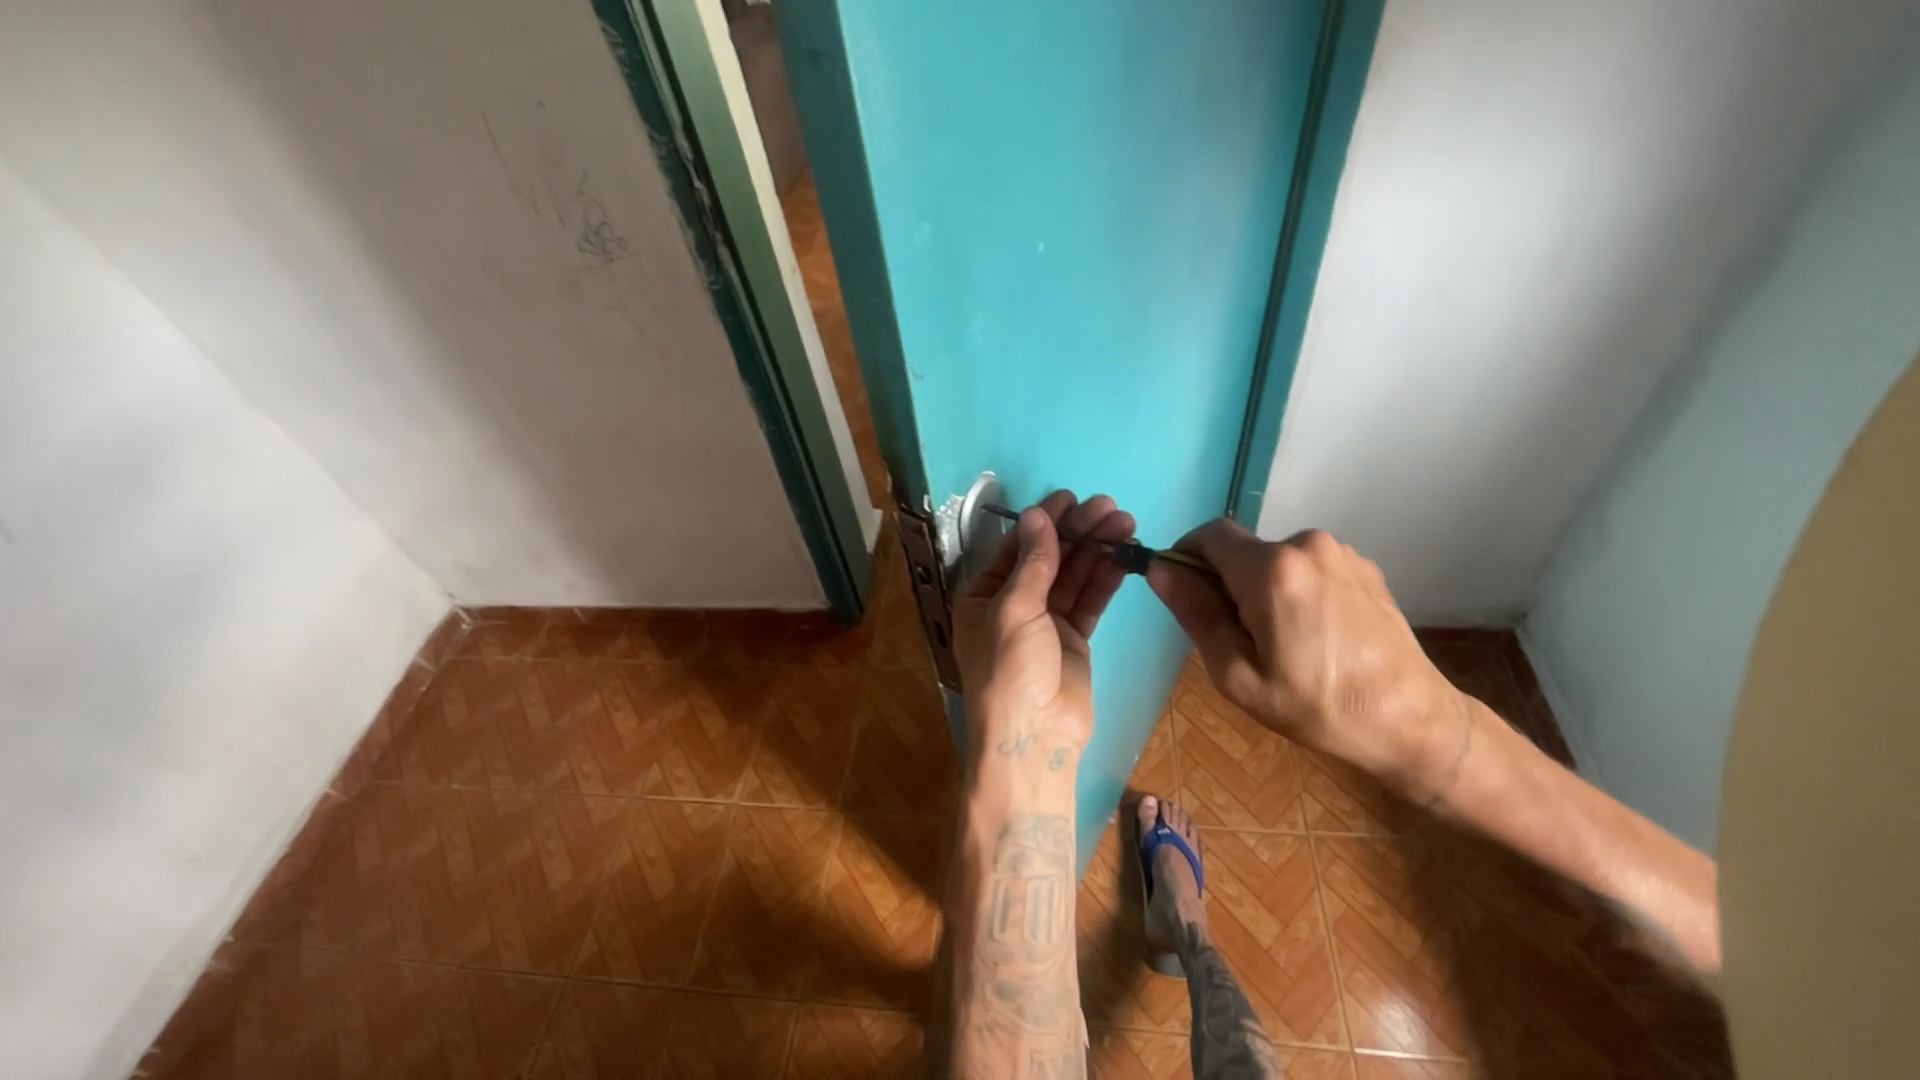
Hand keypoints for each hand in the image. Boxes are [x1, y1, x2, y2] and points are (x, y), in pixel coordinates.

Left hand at [951, 491, 1135, 774]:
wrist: (1035, 737)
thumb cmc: (1010, 670)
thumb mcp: (1013, 611)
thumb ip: (1032, 563)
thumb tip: (1038, 515)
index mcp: (982, 596)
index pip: (1015, 548)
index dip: (1043, 521)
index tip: (1071, 496)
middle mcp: (1012, 605)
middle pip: (1048, 558)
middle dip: (1077, 531)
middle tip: (1109, 507)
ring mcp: (1045, 622)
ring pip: (1073, 576)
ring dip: (1096, 549)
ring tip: (1125, 523)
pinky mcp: (1074, 638)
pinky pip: (1089, 600)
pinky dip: (1105, 577)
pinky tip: (1124, 555)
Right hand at [1146, 520, 1466, 793]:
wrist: (1411, 721)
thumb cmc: (1315, 707)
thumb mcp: (1237, 674)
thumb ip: (1196, 614)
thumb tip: (1160, 569)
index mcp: (1271, 569)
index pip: (1208, 535)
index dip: (1186, 559)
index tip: (1187, 599)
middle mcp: (1307, 545)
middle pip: (1243, 552)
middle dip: (1229, 585)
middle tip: (1241, 642)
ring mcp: (1342, 553)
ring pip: (1275, 561)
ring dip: (1264, 590)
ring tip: (1285, 644)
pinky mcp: (1364, 567)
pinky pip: (1308, 569)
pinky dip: (1297, 592)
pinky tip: (1317, 637)